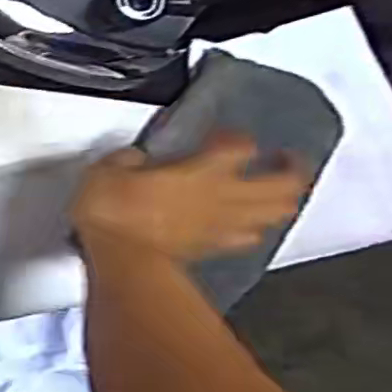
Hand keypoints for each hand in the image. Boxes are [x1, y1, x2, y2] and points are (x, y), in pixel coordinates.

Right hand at [71, 133, 306, 264]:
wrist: (121, 256)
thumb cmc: (112, 212)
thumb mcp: (101, 174)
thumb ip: (124, 160)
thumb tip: (133, 158)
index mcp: (202, 171)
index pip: (238, 145)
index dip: (232, 136)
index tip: (219, 135)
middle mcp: (226, 195)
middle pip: (285, 180)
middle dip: (290, 167)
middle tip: (282, 158)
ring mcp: (225, 222)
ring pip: (280, 209)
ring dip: (283, 198)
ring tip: (273, 192)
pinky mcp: (216, 246)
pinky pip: (250, 236)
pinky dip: (253, 228)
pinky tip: (243, 225)